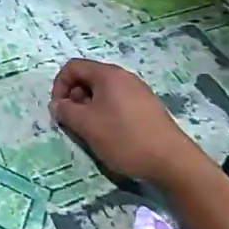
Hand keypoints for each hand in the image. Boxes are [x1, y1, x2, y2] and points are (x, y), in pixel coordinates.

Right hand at [51, 59, 206, 189]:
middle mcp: (124, 77)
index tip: (59, 110)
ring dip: (89, 108)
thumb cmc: (124, 138)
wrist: (171, 160)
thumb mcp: (87, 125)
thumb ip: (66, 111)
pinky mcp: (147, 107)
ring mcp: (138, 91)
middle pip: (89, 78)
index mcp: (108, 74)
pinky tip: (111, 135)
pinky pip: (118, 102)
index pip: (73, 67)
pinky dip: (106, 113)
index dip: (59, 86)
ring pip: (103, 92)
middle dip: (74, 97)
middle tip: (74, 122)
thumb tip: (57, 104)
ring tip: (91, 131)